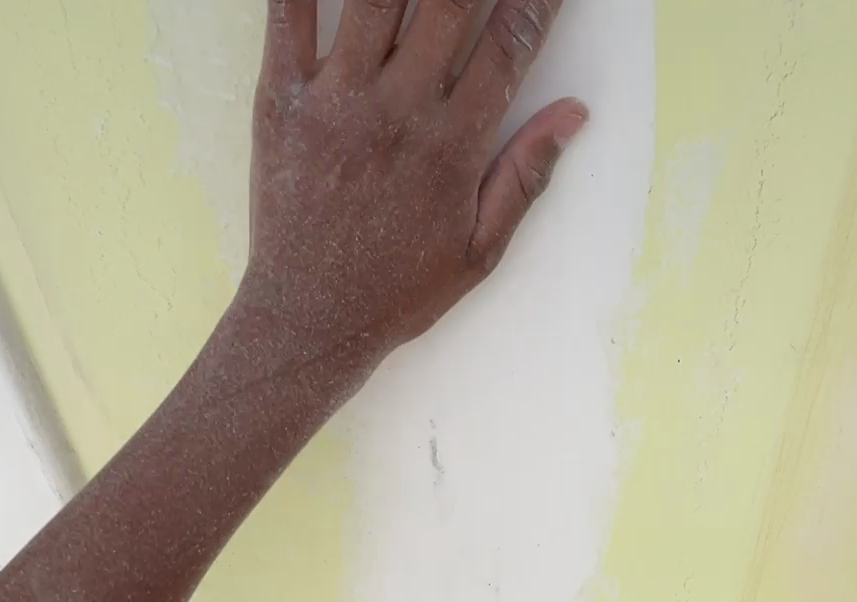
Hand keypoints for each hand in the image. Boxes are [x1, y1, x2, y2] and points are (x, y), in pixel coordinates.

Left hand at [239, 0, 585, 366]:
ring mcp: (337, 97)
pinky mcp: (283, 96)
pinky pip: (287, 9)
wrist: (314, 316)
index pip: (509, 46)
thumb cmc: (401, 290)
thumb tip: (573, 113)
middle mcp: (399, 109)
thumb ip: (524, 177)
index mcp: (453, 147)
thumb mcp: (480, 252)